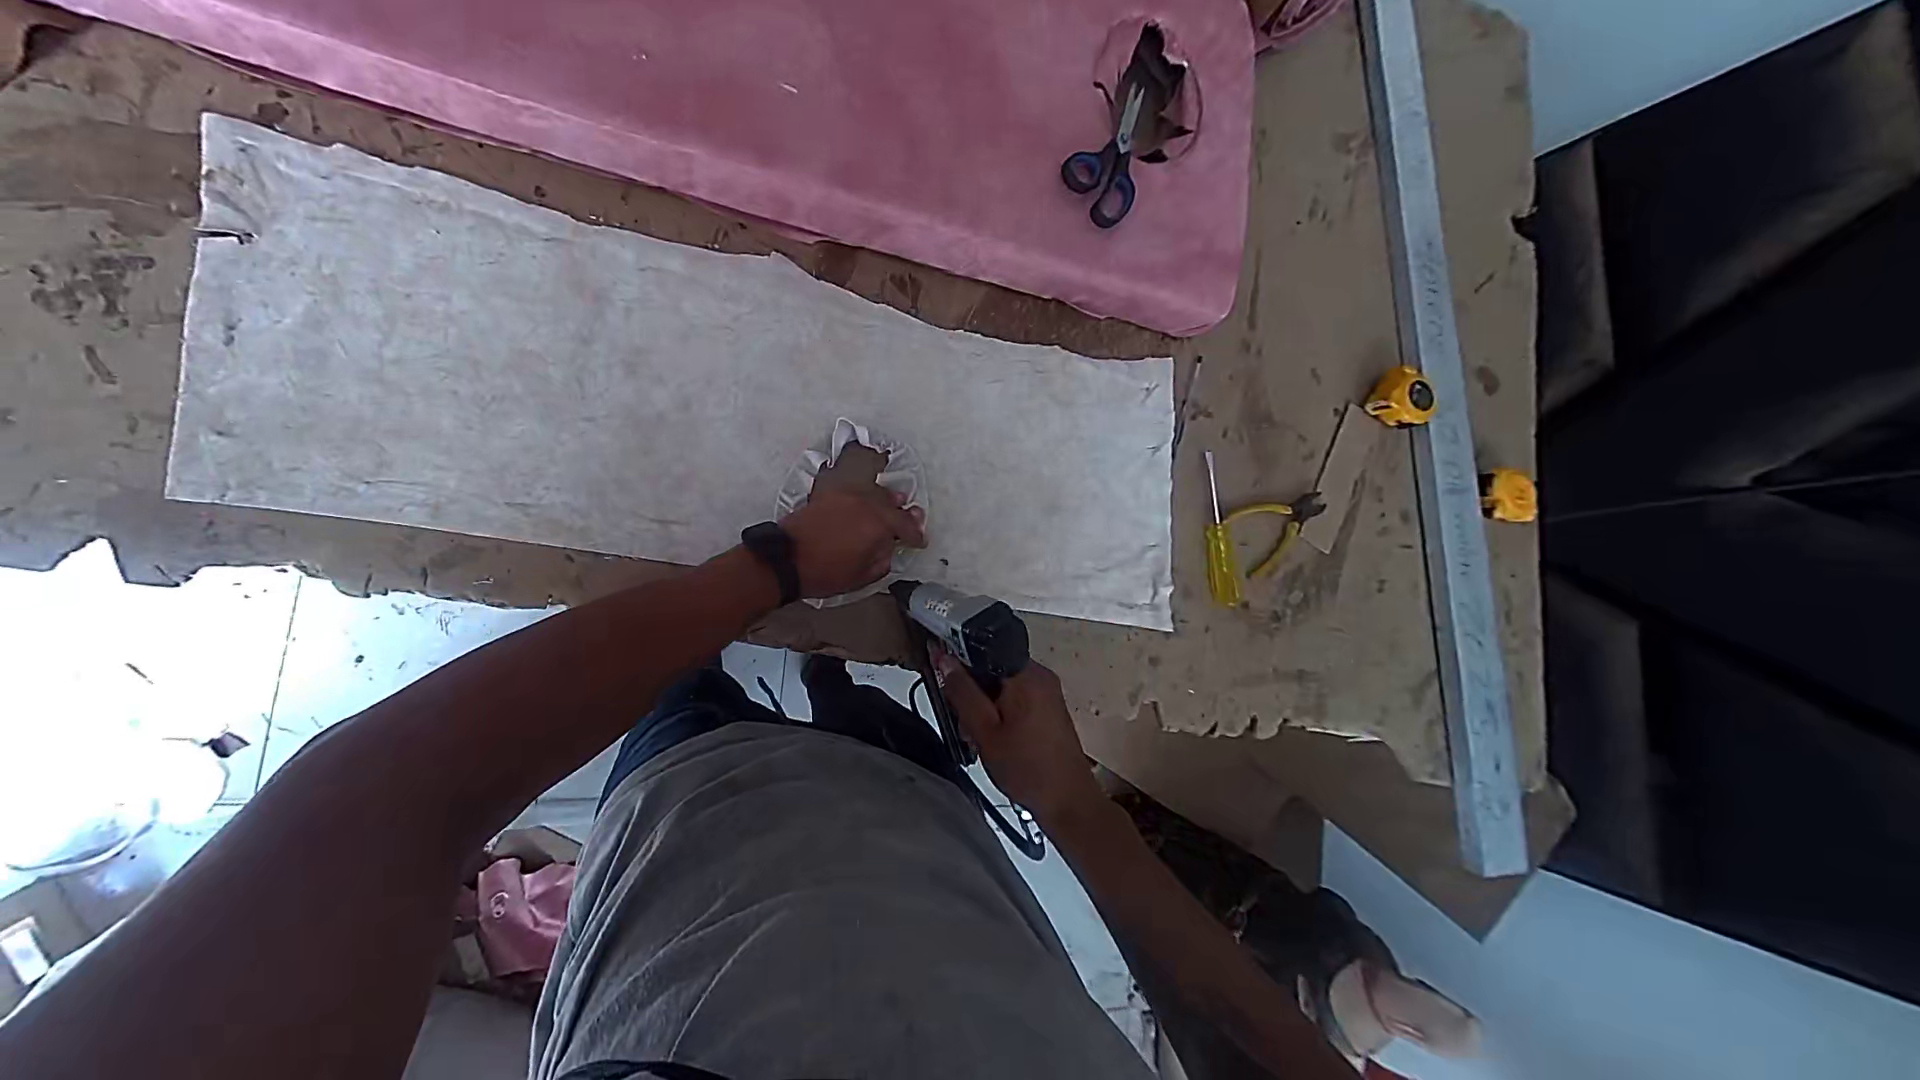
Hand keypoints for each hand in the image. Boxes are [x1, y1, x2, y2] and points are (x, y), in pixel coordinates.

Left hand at [779, 486, 926, 598]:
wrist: (785, 559)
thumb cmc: (824, 572)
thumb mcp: (862, 575)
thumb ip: (883, 559)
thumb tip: (888, 549)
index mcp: (878, 524)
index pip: (906, 525)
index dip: (916, 534)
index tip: (919, 541)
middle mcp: (865, 504)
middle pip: (892, 503)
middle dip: (904, 513)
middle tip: (913, 518)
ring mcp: (846, 496)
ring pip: (874, 491)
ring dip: (886, 499)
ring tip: (894, 503)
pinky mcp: (829, 495)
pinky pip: (855, 490)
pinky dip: (866, 495)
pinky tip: (866, 503)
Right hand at [932, 649, 1104, 827]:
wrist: (1068, 802)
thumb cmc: (1028, 771)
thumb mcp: (985, 731)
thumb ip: (962, 692)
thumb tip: (944, 660)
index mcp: (1026, 674)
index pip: (983, 647)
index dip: (957, 658)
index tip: (939, 674)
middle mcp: (1040, 675)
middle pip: (992, 665)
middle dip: (970, 687)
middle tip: (960, 718)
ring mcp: (1047, 691)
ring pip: (1001, 682)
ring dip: (983, 701)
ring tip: (975, 733)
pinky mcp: (1048, 706)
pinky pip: (1015, 695)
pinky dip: (999, 709)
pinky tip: (992, 736)